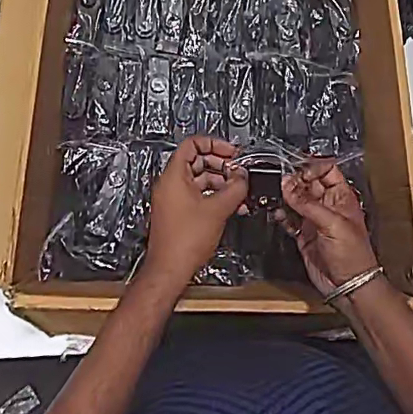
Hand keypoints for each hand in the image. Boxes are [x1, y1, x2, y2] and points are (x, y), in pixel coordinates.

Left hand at [141, 136, 246, 285]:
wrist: (170, 269)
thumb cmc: (184, 241)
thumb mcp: (218, 208)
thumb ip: (235, 188)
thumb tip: (242, 177)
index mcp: (174, 176)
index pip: (192, 144)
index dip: (214, 143)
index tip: (230, 151)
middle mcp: (170, 185)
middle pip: (197, 160)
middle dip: (221, 164)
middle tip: (237, 170)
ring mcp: (172, 199)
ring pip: (199, 178)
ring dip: (220, 181)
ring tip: (238, 189)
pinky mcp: (177, 212)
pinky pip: (198, 194)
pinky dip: (214, 195)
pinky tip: (231, 204)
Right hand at [277, 161, 378, 294]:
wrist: (348, 286)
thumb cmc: (354, 256)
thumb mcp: (332, 224)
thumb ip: (308, 204)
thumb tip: (288, 185)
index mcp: (342, 197)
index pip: (326, 170)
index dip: (311, 167)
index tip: (296, 169)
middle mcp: (328, 205)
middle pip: (308, 183)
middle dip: (294, 181)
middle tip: (282, 182)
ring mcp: (315, 220)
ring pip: (297, 200)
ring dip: (286, 197)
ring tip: (278, 196)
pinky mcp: (305, 234)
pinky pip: (290, 219)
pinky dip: (282, 215)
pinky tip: (278, 213)